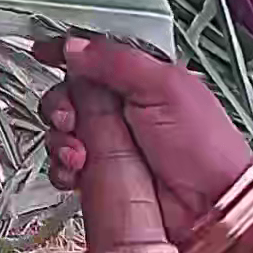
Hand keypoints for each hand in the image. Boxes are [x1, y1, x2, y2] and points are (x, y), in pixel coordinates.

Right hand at [36, 36, 252, 240]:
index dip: (66, 53)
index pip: (93, 58)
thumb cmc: (204, 146)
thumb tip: (75, 47)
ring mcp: (105, 141)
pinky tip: (77, 170)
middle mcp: (118, 109)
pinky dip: (61, 167)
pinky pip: (61, 164)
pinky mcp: (96, 171)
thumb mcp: (166, 87)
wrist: (208, 205)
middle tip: (69, 117)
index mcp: (138, 79)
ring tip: (80, 152)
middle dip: (59, 105)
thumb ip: (117, 62)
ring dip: (60, 139)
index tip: (44, 52)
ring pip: (59, 130)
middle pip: (66, 94)